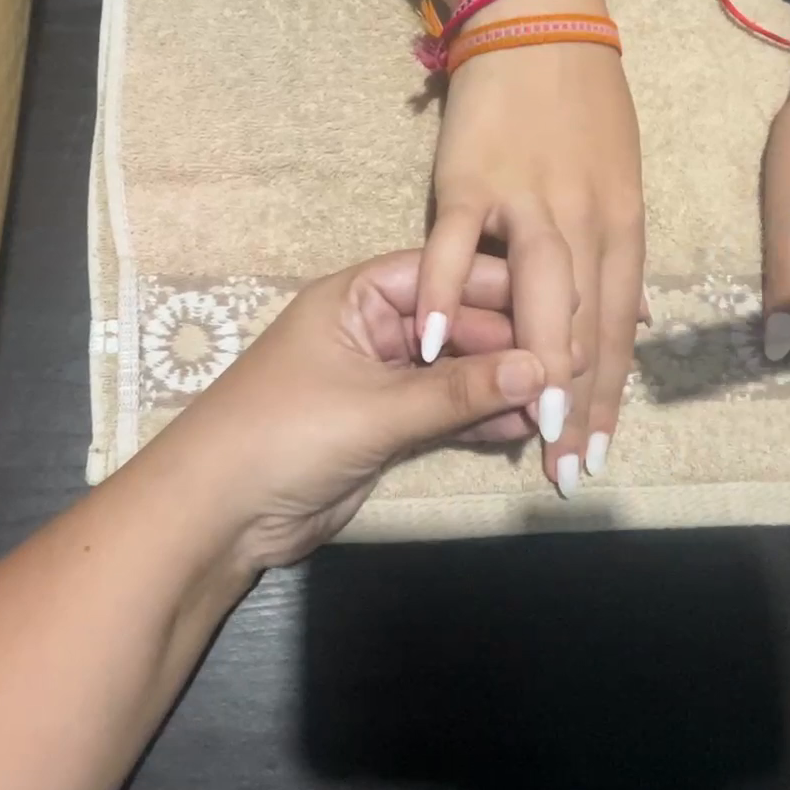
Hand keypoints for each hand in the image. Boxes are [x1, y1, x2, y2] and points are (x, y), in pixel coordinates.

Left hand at [151, 250, 545, 569]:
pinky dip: (480, 420)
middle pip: (456, 326)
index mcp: (359, 296)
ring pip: (456, 373)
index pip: (443, 276)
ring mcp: (383, 378)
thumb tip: (543, 370)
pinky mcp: (388, 425)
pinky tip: (524, 428)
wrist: (220, 513)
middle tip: (569, 372)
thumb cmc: (285, 434)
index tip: (560, 312)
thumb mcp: (374, 407)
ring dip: (502, 388)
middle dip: (510, 350)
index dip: (502, 292)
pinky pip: (445, 412)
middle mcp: (375, 328)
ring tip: (559, 405)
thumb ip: (458, 391)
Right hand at [421, 0, 644, 496]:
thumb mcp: (620, 183)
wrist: (542, 23)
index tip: (595, 453)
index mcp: (619, 229)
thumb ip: (616, 256)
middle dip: (577, 404)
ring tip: (528, 431)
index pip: (617, 332)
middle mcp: (583, 225)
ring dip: (532, 366)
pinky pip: (453, 246)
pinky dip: (441, 294)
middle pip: (585, 328)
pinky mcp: (470, 181)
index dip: (606, 398)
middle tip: (567, 470)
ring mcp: (526, 202)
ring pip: (538, 297)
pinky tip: (428, 345)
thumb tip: (632, 321)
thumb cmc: (581, 109)